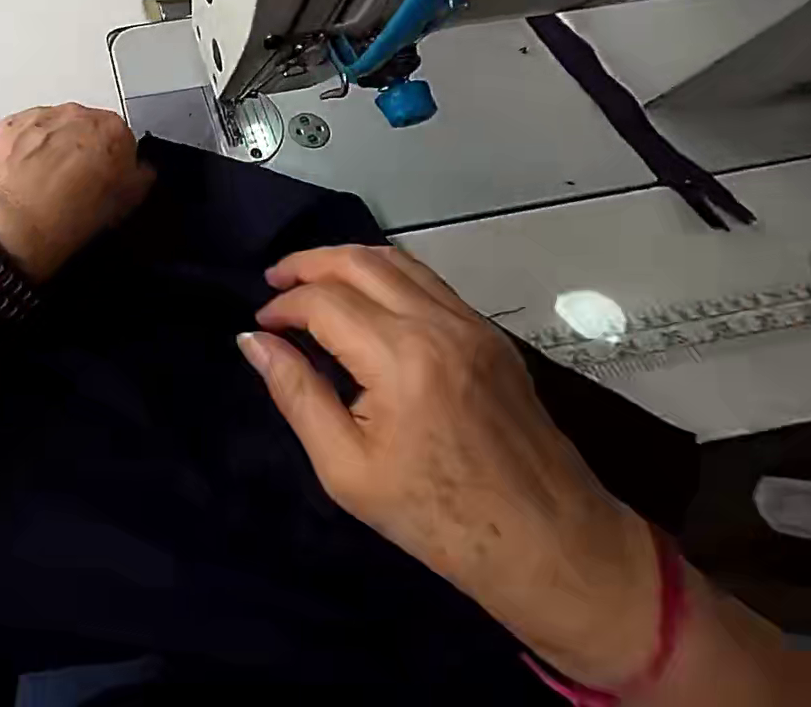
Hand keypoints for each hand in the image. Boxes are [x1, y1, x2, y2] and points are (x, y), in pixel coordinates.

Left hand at [0, 104, 153, 281]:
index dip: (112, 163)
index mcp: (112, 131)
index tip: (102, 180)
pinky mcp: (7, 126)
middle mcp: (76, 116)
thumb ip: (136, 180)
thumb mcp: (121, 208)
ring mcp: (39, 118)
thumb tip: (138, 173)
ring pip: (51, 127)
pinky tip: (19, 175)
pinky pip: (20, 132)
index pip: (121, 140)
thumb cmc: (61, 221)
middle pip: (84, 128)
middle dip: (79, 151)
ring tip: (41, 182)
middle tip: (70, 183)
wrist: (10, 226)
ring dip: (49, 148)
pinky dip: (20, 148)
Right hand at [236, 245, 660, 689]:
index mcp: (401, 359)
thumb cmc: (438, 517)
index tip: (259, 329)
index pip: (322, 301)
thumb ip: (295, 392)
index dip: (280, 307)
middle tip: (272, 283)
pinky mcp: (490, 336)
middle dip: (304, 264)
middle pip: (357, 261)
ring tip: (308, 282)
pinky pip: (425, 280)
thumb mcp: (344, 466)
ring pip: (394, 260)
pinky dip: (380, 274)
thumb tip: (252, 340)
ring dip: (342, 262)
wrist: (558, 550)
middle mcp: (438, 326)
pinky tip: (359, 299)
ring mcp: (472, 326)